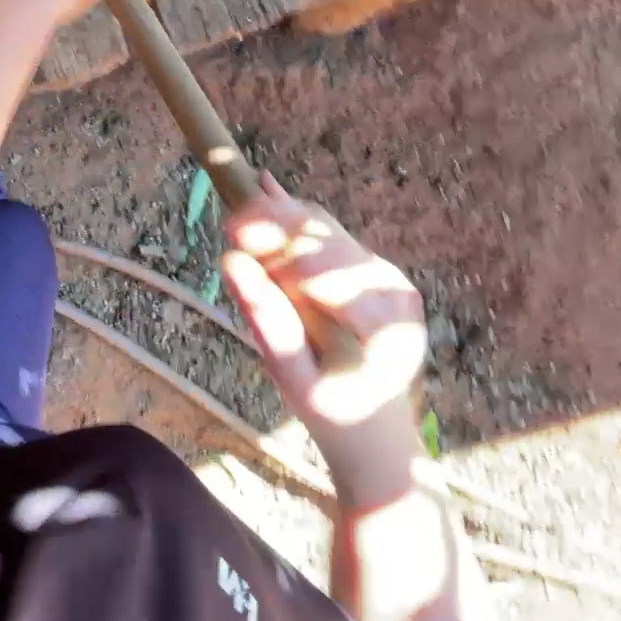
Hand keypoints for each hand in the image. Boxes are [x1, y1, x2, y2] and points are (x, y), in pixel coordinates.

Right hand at [221, 171, 428, 510]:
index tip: (233, 234)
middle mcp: (393, 290)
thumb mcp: (295, 379)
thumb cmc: (335, 414)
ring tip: (236, 214)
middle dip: (274, 226)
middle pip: (325, 240)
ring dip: (278, 218)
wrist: (378, 434)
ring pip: (325, 231)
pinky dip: (293, 217)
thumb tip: (230, 263)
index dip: (278, 246)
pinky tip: (266, 186)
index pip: (326, 268)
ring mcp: (386, 277)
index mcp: (384, 323)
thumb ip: (268, 322)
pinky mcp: (372, 272)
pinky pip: (327, 234)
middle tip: (228, 221)